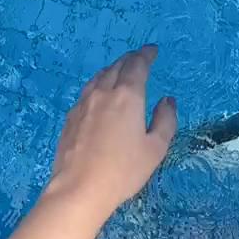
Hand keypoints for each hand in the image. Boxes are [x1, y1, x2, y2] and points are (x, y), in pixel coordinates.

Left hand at [43, 45, 177, 215]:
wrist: (79, 188)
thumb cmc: (123, 170)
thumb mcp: (155, 148)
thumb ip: (165, 120)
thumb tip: (167, 100)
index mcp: (128, 96)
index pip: (137, 65)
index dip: (146, 55)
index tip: (152, 50)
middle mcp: (103, 92)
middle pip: (117, 66)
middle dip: (130, 59)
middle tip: (140, 58)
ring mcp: (83, 103)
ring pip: (99, 76)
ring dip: (113, 69)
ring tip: (120, 71)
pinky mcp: (71, 116)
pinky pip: (88, 90)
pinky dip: (99, 83)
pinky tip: (100, 93)